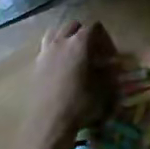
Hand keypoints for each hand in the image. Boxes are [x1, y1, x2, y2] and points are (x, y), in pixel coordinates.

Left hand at [13, 19, 114, 148]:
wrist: (49, 123)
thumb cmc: (79, 105)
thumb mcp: (103, 89)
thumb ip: (109, 72)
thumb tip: (112, 65)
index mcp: (78, 44)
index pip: (95, 27)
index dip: (105, 39)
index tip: (110, 56)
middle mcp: (60, 42)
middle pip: (74, 25)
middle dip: (86, 34)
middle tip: (94, 53)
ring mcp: (45, 51)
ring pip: (57, 32)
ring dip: (68, 38)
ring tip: (75, 55)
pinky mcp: (36, 64)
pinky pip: (47, 47)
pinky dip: (56, 49)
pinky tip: (62, 67)